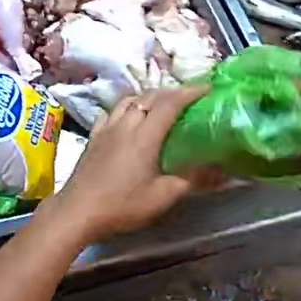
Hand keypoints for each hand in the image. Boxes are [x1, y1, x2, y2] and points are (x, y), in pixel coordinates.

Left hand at [36, 85, 210, 243]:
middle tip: (189, 98)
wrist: (77, 211)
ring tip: (161, 104)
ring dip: (148, 97)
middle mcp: (126, 124)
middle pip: (150, 97)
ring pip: (129, 100)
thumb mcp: (163, 196)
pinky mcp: (93, 137)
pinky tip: (128, 117)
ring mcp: (106, 128)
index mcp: (145, 134)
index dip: (190, 92)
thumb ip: (193, 180)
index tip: (207, 89)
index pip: (170, 103)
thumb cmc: (122, 204)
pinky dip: (126, 107)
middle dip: (172, 92)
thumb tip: (223, 173)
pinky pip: (112, 112)